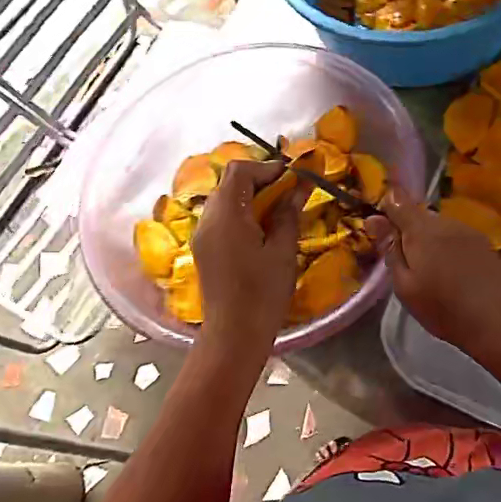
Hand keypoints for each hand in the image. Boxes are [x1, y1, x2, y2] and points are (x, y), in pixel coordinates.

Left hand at [191, 159, 302, 349]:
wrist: (234, 334)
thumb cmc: (263, 293)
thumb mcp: (282, 250)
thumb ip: (288, 213)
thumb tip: (299, 187)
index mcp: (226, 214)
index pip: (239, 171)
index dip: (267, 167)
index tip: (292, 176)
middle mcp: (207, 219)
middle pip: (229, 183)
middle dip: (259, 181)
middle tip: (288, 192)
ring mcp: (202, 235)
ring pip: (223, 201)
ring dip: (249, 198)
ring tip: (277, 211)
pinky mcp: (204, 250)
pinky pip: (220, 219)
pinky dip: (240, 214)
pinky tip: (260, 230)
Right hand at [368, 190, 500, 350]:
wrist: (492, 320)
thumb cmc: (440, 307)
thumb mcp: (404, 285)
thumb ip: (390, 249)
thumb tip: (375, 220)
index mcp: (421, 231)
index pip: (398, 203)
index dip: (387, 209)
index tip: (380, 228)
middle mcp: (445, 223)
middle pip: (419, 215)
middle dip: (408, 230)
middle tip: (405, 261)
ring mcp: (467, 230)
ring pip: (438, 226)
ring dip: (429, 239)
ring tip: (429, 269)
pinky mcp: (482, 242)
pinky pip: (455, 235)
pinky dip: (447, 246)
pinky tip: (451, 270)